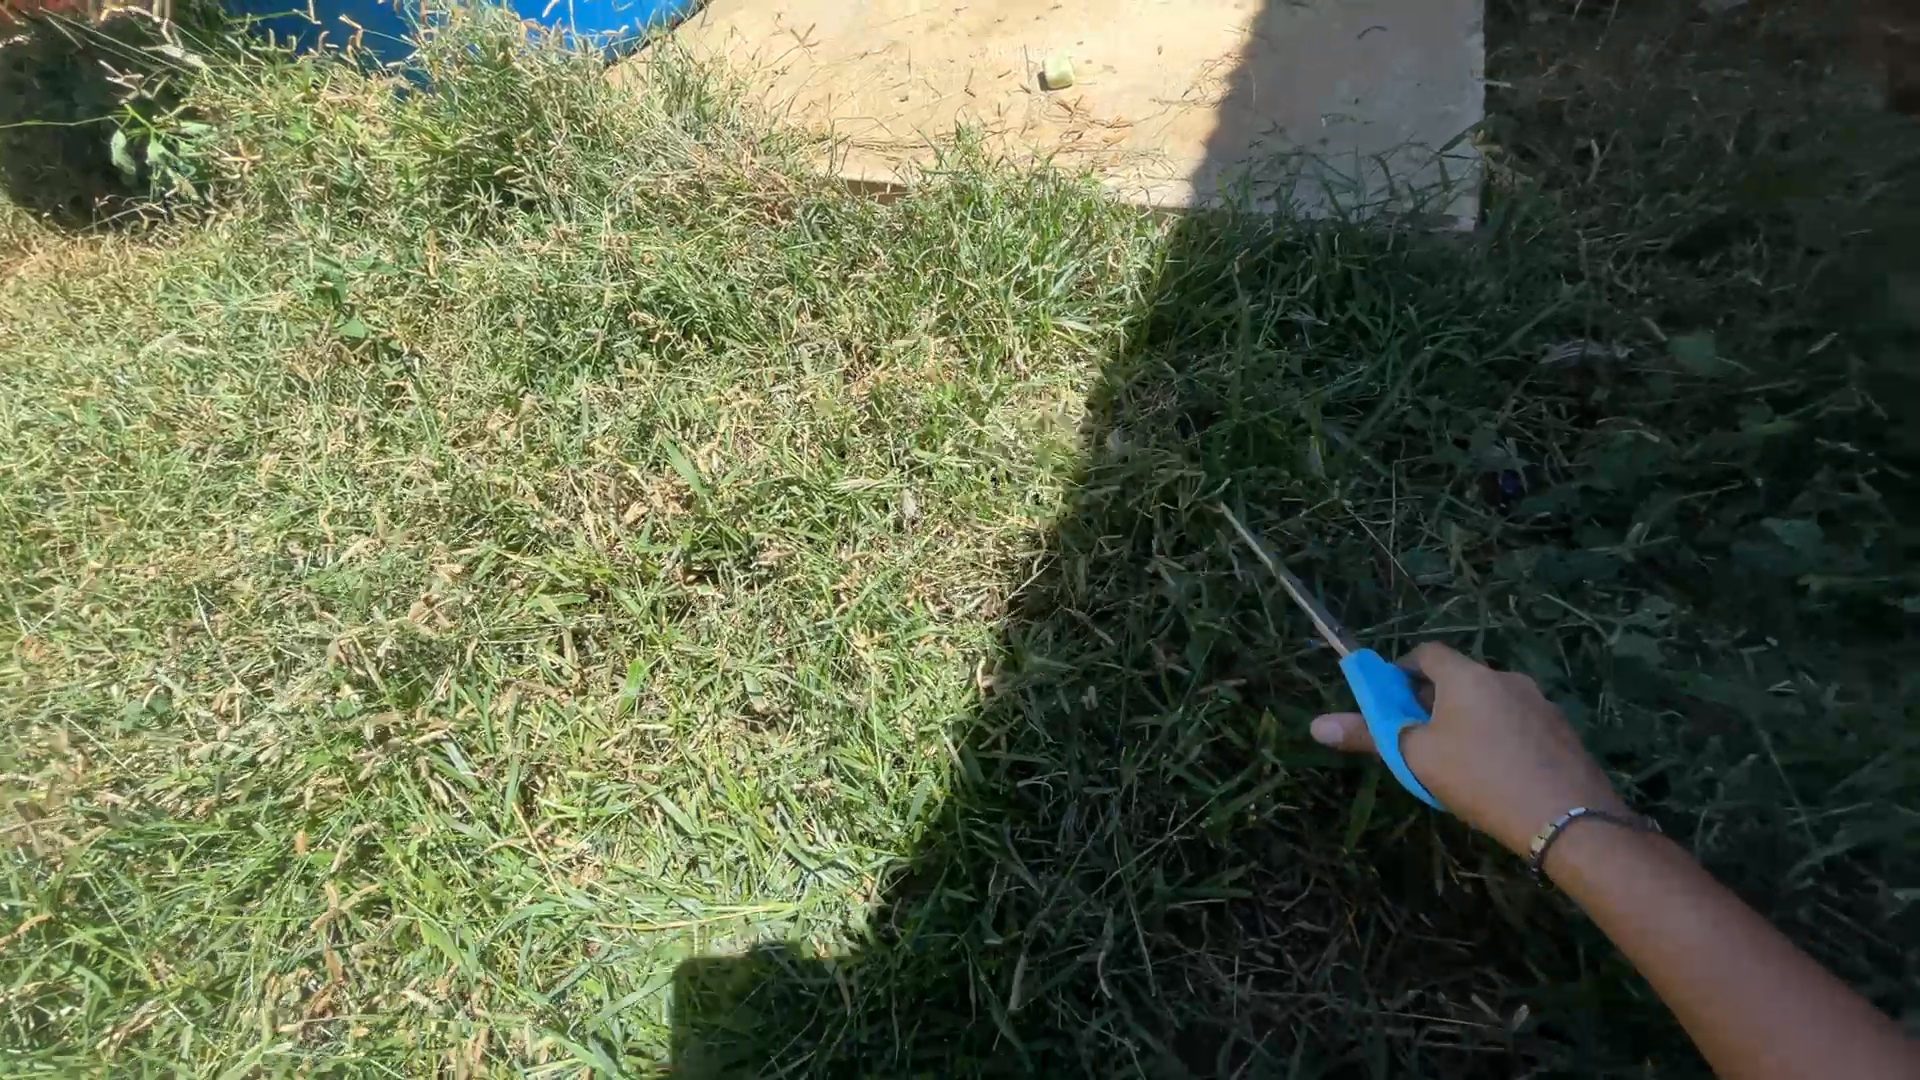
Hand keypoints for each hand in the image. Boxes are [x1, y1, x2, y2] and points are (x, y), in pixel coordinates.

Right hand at [1310, 642, 1627, 855]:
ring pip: (1489, 703)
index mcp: (1466, 677)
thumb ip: (1367, 735)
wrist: (1572, 824)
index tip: (1389, 699)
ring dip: (1466, 720)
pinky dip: (1499, 738)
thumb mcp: (1414, 756)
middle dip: (1431, 701)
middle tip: (1414, 735)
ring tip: (1455, 761)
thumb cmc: (1480, 778)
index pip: (1426, 654)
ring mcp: (1542, 706)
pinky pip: (1517, 725)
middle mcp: (1506, 680)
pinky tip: (1495, 775)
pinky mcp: (1565, 734)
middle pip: (1457, 679)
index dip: (1401, 671)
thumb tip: (1316, 725)